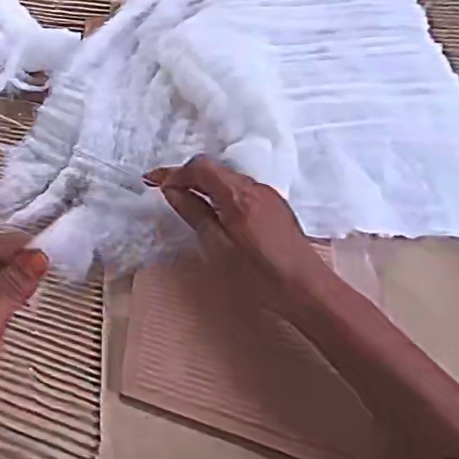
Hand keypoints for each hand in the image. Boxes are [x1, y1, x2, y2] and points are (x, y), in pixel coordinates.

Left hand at [0, 232, 48, 439]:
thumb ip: (11, 286)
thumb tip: (36, 257)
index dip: (13, 245)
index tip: (42, 248)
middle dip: (18, 257)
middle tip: (47, 259)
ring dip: (19, 273)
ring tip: (43, 272)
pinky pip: (0, 292)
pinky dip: (17, 291)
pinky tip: (31, 292)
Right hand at [145, 157, 327, 299]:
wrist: (307, 290)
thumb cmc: (256, 274)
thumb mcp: (217, 246)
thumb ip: (194, 213)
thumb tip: (172, 190)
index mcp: (237, 194)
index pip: (199, 168)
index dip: (173, 172)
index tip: (151, 181)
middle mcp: (254, 186)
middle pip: (214, 169)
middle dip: (187, 176)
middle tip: (165, 190)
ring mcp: (268, 194)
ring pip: (228, 178)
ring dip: (205, 184)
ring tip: (187, 201)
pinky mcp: (276, 205)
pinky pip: (242, 189)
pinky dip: (223, 193)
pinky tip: (217, 211)